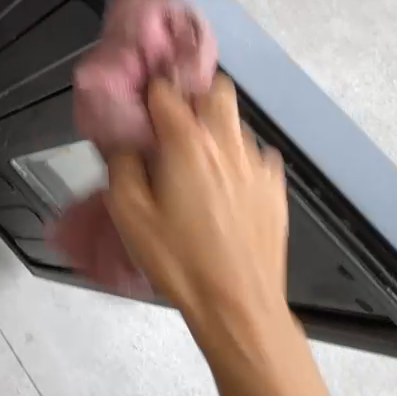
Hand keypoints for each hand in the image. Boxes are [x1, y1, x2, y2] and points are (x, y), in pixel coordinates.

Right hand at [104, 75, 288, 340]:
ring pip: (234, 121)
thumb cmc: (178, 260)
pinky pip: (252, 154)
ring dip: (212, 126)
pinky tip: (219, 188)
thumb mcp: (127, 213)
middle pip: (215, 89)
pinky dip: (233, 157)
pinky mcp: (275, 187)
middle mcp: (227, 143)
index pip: (166, 89)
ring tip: (191, 159)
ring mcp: (258, 164)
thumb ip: (121, 164)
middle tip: (168, 121)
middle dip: (191, 95)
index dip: (148, 89)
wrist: (238, 306)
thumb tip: (124, 143)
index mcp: (187, 143)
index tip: (136, 100)